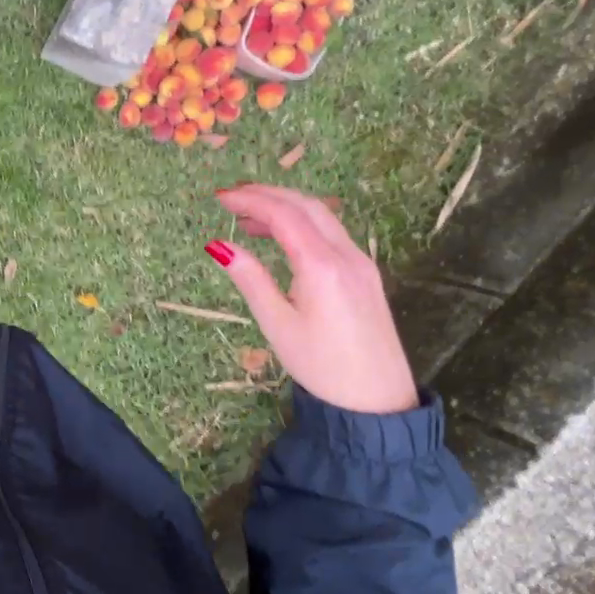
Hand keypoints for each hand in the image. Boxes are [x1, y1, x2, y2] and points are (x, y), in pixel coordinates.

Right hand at [206, 185, 418, 413]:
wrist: (374, 398)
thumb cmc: (319, 364)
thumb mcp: (276, 323)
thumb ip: (250, 279)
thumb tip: (219, 246)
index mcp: (322, 266)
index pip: (284, 215)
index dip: (251, 200)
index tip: (220, 198)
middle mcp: (346, 256)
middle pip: (307, 206)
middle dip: (268, 195)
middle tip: (232, 198)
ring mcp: (360, 263)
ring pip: (322, 217)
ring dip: (285, 208)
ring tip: (248, 218)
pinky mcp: (364, 274)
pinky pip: (331, 234)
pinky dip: (302, 224)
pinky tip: (280, 239)